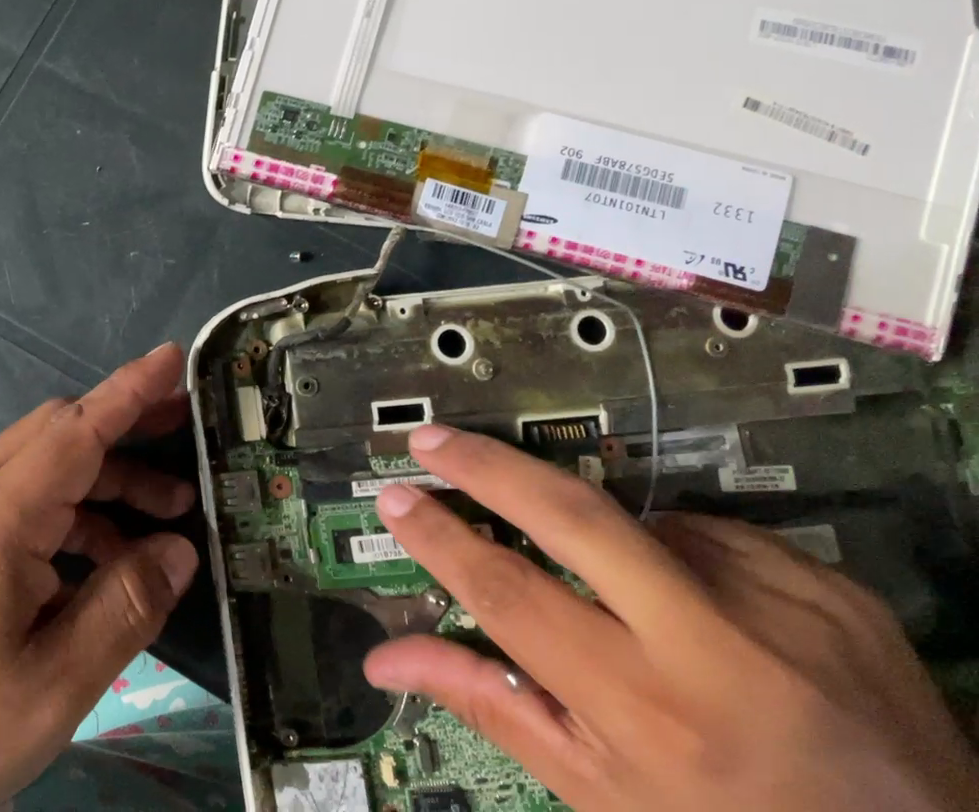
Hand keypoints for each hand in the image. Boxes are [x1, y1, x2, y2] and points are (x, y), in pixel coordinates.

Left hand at [0, 344, 200, 811]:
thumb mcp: (57, 681)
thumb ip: (125, 606)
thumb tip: (181, 549)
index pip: (74, 432)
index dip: (128, 392)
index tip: (173, 358)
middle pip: (54, 436)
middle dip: (124, 429)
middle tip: (187, 435)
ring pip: (40, 472)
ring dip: (103, 482)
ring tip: (169, 515)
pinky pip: (21, 508)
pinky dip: (73, 517)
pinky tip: (109, 559)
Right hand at [364, 425, 978, 811]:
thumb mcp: (597, 790)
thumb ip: (489, 704)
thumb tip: (384, 656)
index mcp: (643, 707)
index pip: (509, 594)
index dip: (441, 539)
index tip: (395, 497)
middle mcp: (714, 646)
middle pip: (574, 518)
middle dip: (488, 466)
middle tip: (431, 439)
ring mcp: (782, 603)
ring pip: (643, 523)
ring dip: (598, 536)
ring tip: (619, 601)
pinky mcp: (830, 584)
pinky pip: (715, 537)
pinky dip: (675, 554)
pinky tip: (692, 603)